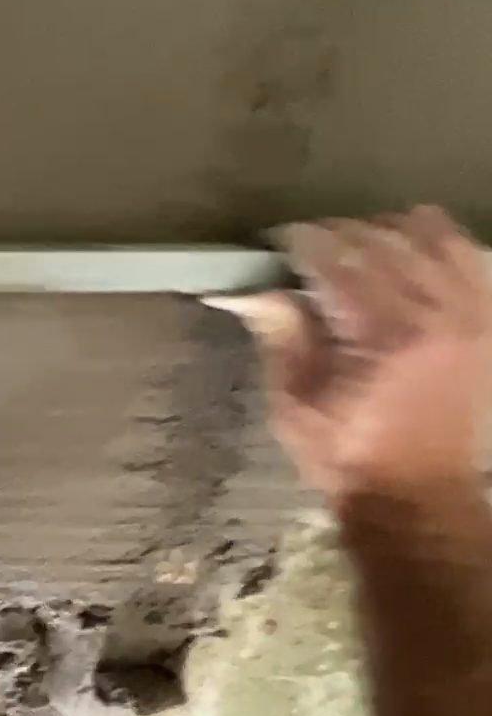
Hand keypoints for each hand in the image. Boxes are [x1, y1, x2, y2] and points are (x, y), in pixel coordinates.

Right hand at [207, 206, 490, 499]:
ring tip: (373, 228)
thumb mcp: (292, 396)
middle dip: (350, 233)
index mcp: (383, 335)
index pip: (342, 264)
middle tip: (311, 234)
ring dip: (406, 233)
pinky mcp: (489, 332)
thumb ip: (282, 336)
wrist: (414, 487)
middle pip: (394, 248)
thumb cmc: (337, 446)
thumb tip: (248, 292)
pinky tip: (436, 244)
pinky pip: (482, 271)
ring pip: (446, 249)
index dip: (306, 242)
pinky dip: (458, 250)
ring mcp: (475, 321)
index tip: (275, 236)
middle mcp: (439, 318)